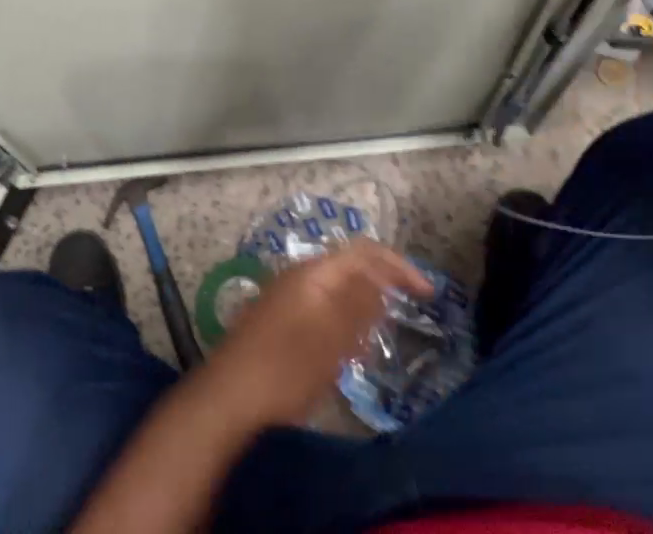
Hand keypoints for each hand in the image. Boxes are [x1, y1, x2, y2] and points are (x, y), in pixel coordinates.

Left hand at [195, 241, 431, 430]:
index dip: (399, 266)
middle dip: (379, 290)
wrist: (225, 400)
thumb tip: (381, 280)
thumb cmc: (285, 368)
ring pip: (333, 294)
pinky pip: (317, 313)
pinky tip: (341, 357)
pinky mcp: (274, 323)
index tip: (427, 293)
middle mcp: (296, 277)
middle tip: (401, 320)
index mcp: (313, 274)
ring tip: (370, 345)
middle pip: (349, 270)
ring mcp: (282, 299)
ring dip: (358, 312)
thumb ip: (361, 304)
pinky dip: (338, 327)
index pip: (364, 251)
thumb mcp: (334, 338)